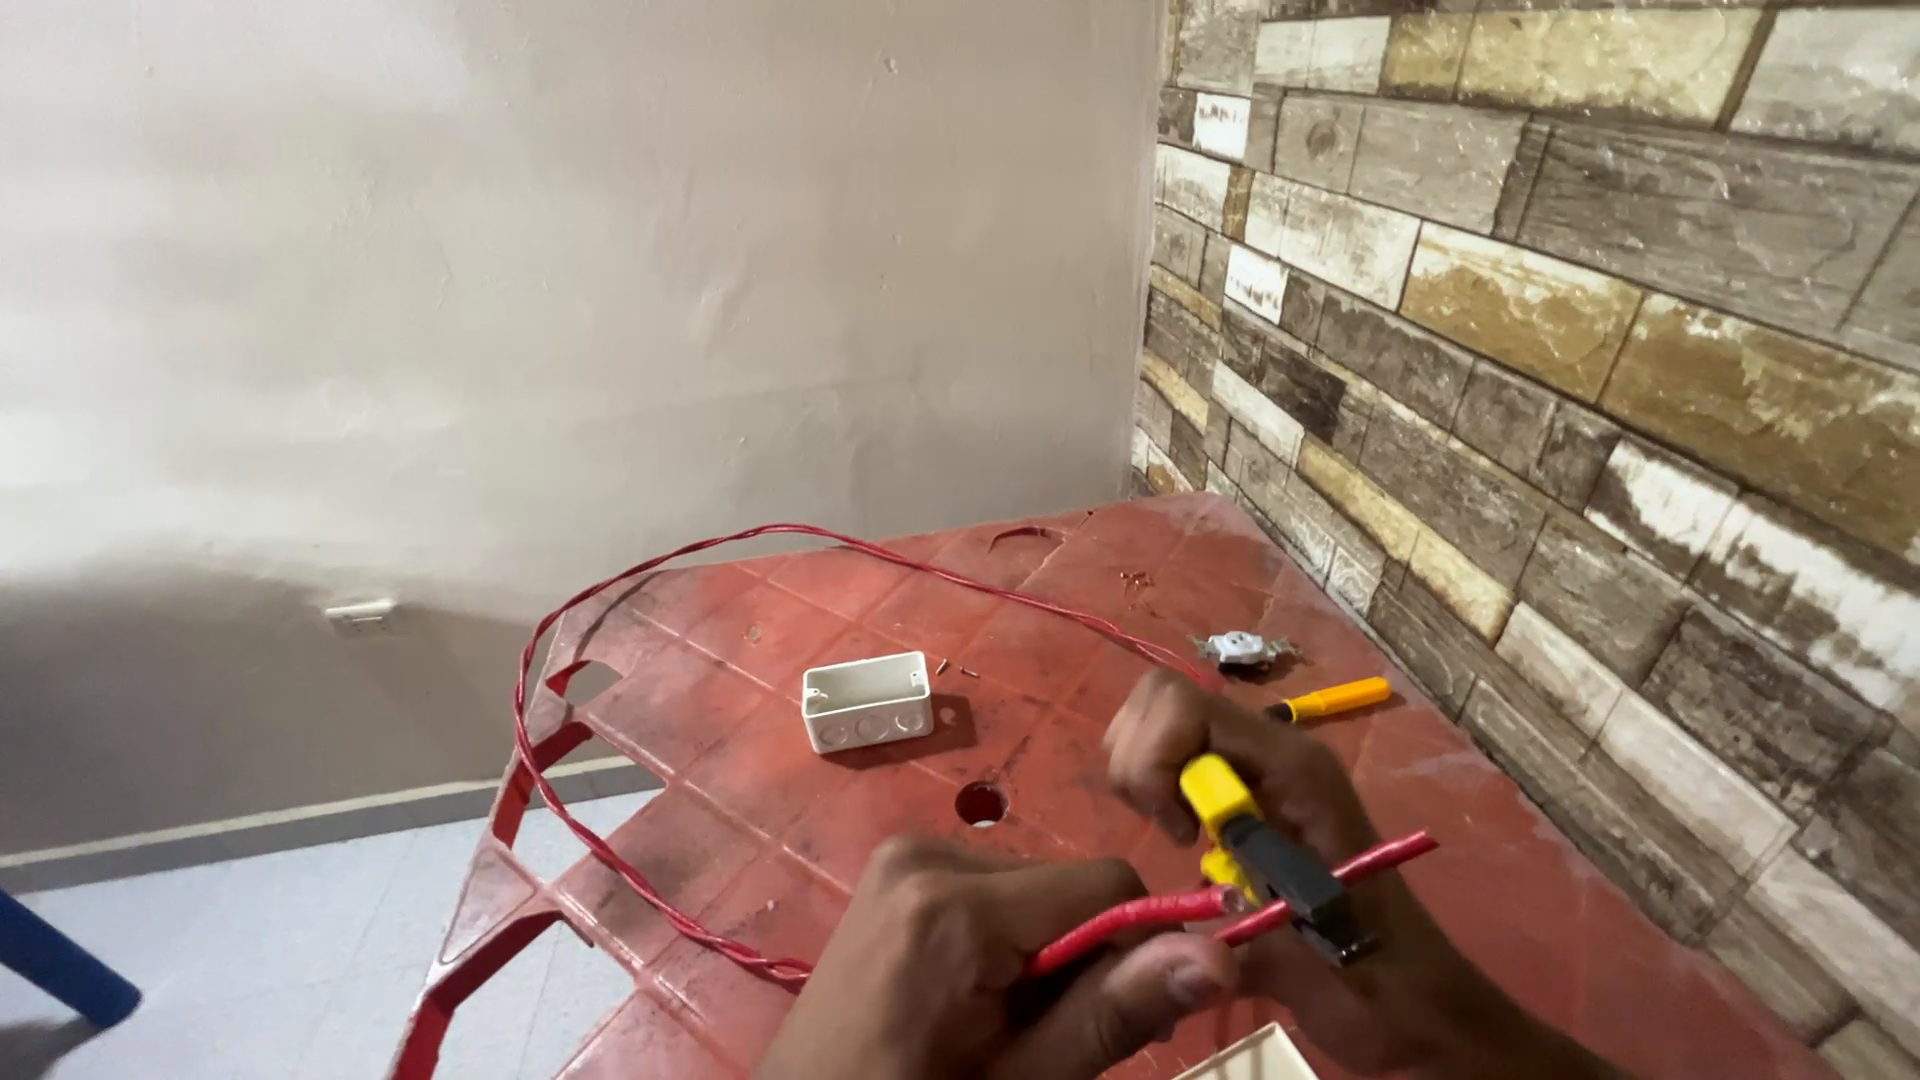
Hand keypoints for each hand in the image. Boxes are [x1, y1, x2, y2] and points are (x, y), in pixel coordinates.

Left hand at [757, 835, 1238, 1079]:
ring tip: (1002, 1017)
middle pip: (1062, 885)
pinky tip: (973, 987)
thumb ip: (1113, 1011)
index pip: (1101, 884)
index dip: (1139, 942)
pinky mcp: (896, 865)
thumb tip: (1217, 954)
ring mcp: (904, 854)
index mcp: (955, 906)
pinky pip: (987, 885)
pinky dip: (1003, 933)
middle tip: (1048, 1035)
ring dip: (1042, 946)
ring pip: (1029, 886)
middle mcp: (927, 853)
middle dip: (1079, 954)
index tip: (1134, 1009)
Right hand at [1104, 671, 1625, 1078]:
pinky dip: (1151, 775)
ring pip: (1159, 712)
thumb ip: (1226, 929)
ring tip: (1176, 827)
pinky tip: (1181, 826)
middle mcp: (1269, 744)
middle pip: (1162, 695)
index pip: (1185, 705)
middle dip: (1140, 759)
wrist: (1414, 994)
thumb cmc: (1371, 978)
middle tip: (1170, 826)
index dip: (1155, 760)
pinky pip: (1171, 742)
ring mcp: (1253, 755)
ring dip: (1142, 767)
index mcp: (1292, 766)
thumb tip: (1146, 921)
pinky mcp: (1239, 774)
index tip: (1181, 833)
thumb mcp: (1298, 957)